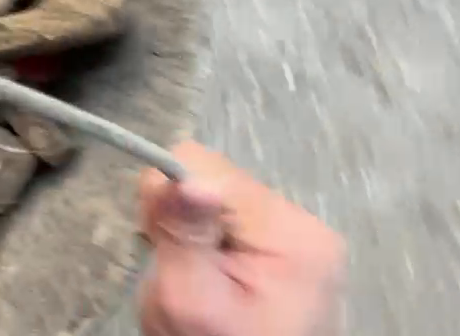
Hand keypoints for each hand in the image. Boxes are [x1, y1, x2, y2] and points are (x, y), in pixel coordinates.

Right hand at [139, 143, 345, 335]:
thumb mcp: (188, 295)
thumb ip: (185, 234)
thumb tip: (191, 180)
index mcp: (290, 233)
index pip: (201, 164)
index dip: (165, 193)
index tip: (159, 234)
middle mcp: (300, 221)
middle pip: (205, 170)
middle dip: (173, 206)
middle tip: (175, 253)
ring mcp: (291, 228)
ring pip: (205, 182)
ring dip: (180, 215)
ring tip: (187, 258)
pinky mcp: (276, 234)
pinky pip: (214, 199)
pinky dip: (192, 222)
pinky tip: (201, 256)